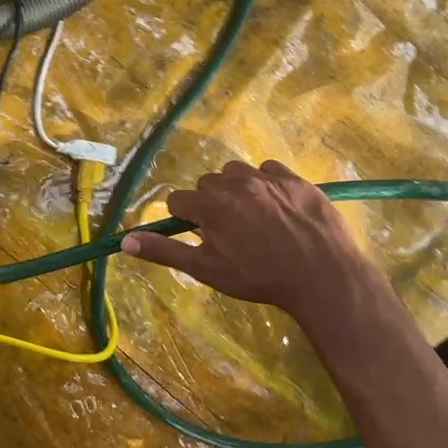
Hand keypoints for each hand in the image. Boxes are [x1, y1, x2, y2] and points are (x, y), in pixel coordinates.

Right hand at [120, 160, 377, 316]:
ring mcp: (268, 178)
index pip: (178, 200)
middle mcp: (235, 183)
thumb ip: (164, 251)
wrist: (323, 277)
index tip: (203, 237)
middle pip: (206, 183)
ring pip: (236, 172)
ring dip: (235, 189)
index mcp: (209, 205)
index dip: (185, 219)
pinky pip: (270, 169)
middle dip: (210, 202)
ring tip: (251, 216)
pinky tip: (276, 207)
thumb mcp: (206, 269)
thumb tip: (125, 242)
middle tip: (229, 231)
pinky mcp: (297, 180)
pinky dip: (266, 183)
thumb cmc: (259, 277)